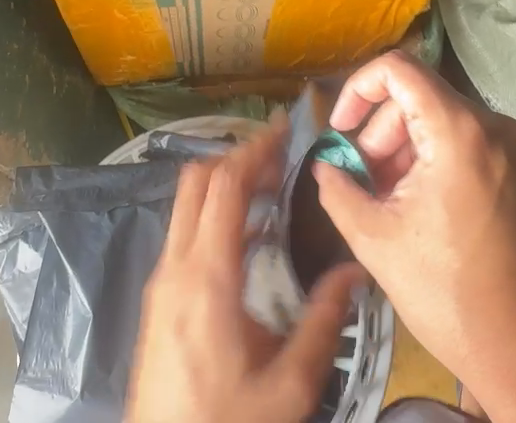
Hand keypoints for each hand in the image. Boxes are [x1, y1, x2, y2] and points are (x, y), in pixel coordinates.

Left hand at [125, 121, 364, 422]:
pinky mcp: (159, 300)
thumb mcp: (288, 386)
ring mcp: (162, 282)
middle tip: (281, 153)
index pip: (225, 186)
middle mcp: (176, 267)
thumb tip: (356, 270)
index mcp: (207, 277)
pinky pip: (184, 233)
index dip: (255, 150)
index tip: (285, 130)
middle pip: (197, 182)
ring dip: (224, 184)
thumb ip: (324, 322)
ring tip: (271, 186)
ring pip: (186, 205)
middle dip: (238, 156)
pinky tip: (250, 236)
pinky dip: (214, 214)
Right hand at [314, 54, 515, 422]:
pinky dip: (425, 159)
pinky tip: (411, 204)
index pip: (398, 68)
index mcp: (458, 131)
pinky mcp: (512, 167)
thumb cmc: (445, 291)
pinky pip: (457, 139)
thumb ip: (338, 188)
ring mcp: (507, 145)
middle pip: (415, 96)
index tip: (340, 131)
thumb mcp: (374, 237)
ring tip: (383, 200)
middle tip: (361, 183)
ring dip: (399, 149)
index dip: (357, 89)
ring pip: (434, 118)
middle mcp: (490, 124)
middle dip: (378, 133)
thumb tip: (325, 165)